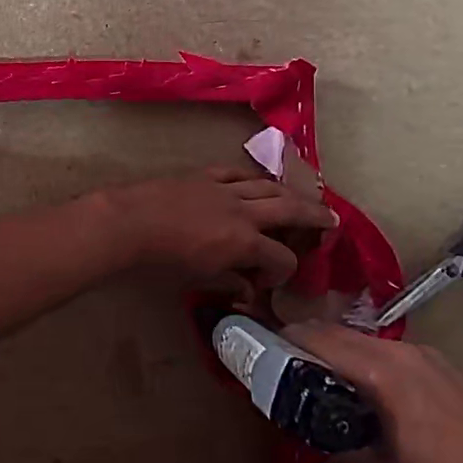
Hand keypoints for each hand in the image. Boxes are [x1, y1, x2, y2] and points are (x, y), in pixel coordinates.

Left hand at [85, 167, 340, 301]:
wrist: (129, 223)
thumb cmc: (162, 259)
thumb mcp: (199, 278)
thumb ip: (229, 281)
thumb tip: (247, 289)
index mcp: (245, 242)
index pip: (281, 258)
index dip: (283, 273)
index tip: (269, 283)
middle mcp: (242, 212)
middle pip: (289, 210)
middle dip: (314, 217)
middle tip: (332, 220)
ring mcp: (224, 189)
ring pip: (267, 187)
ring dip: (290, 193)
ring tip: (304, 197)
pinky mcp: (204, 176)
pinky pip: (236, 174)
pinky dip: (252, 179)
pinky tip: (257, 182)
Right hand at [283, 322, 462, 462]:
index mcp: (387, 371)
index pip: (319, 337)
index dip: (282, 340)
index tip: (258, 353)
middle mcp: (406, 353)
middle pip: (340, 336)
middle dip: (306, 351)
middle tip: (283, 379)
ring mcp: (430, 361)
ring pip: (366, 347)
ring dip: (338, 362)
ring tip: (323, 398)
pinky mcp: (446, 375)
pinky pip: (391, 361)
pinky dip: (367, 372)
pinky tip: (370, 409)